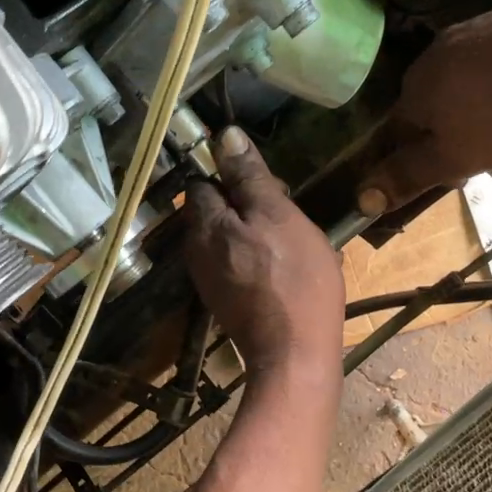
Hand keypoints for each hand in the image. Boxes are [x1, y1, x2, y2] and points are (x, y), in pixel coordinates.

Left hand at [185, 127, 344, 374]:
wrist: (295, 355)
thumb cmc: (294, 279)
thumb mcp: (278, 216)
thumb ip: (249, 178)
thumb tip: (224, 135)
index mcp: (203, 225)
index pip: (203, 182)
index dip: (235, 175)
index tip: (269, 186)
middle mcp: (196, 251)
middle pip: (216, 211)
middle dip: (249, 206)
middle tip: (288, 215)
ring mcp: (210, 281)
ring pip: (231, 239)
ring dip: (258, 234)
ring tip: (294, 243)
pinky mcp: (228, 302)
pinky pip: (240, 265)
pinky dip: (260, 260)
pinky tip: (288, 270)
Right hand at [359, 0, 491, 209]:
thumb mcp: (452, 158)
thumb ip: (406, 176)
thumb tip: (360, 197)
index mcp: (415, 87)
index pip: (400, 132)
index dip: (419, 163)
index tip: (453, 182)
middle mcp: (439, 53)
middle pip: (443, 111)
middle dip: (469, 145)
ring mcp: (480, 32)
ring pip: (479, 91)